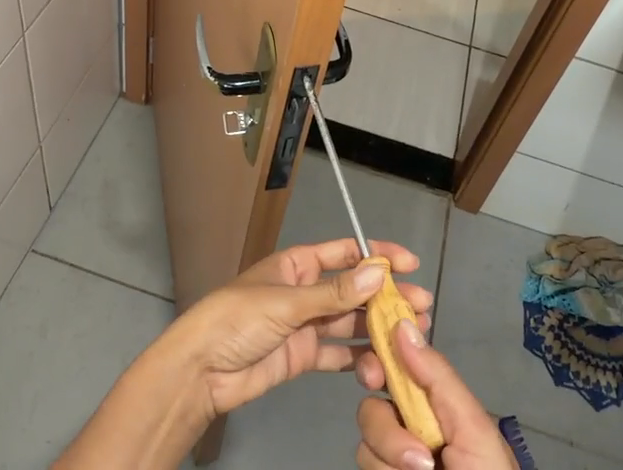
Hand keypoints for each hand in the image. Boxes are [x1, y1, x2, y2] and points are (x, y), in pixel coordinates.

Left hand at [161, 238, 433, 418]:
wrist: (202, 370)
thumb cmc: (237, 319)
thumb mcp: (286, 302)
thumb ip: (333, 293)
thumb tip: (377, 274)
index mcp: (297, 265)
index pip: (344, 252)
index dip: (376, 255)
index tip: (409, 263)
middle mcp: (305, 291)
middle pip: (353, 290)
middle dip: (386, 296)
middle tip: (420, 306)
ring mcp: (305, 325)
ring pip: (349, 322)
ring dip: (378, 327)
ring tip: (409, 335)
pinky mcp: (302, 356)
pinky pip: (337, 354)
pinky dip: (358, 358)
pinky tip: (380, 362)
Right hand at [354, 318, 515, 469]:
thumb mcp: (472, 425)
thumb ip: (436, 377)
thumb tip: (402, 325)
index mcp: (434, 403)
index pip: (396, 367)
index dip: (378, 361)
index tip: (374, 373)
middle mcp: (411, 426)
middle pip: (371, 405)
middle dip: (387, 429)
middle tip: (417, 456)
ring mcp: (395, 458)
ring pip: (366, 442)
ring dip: (393, 460)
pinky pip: (366, 465)